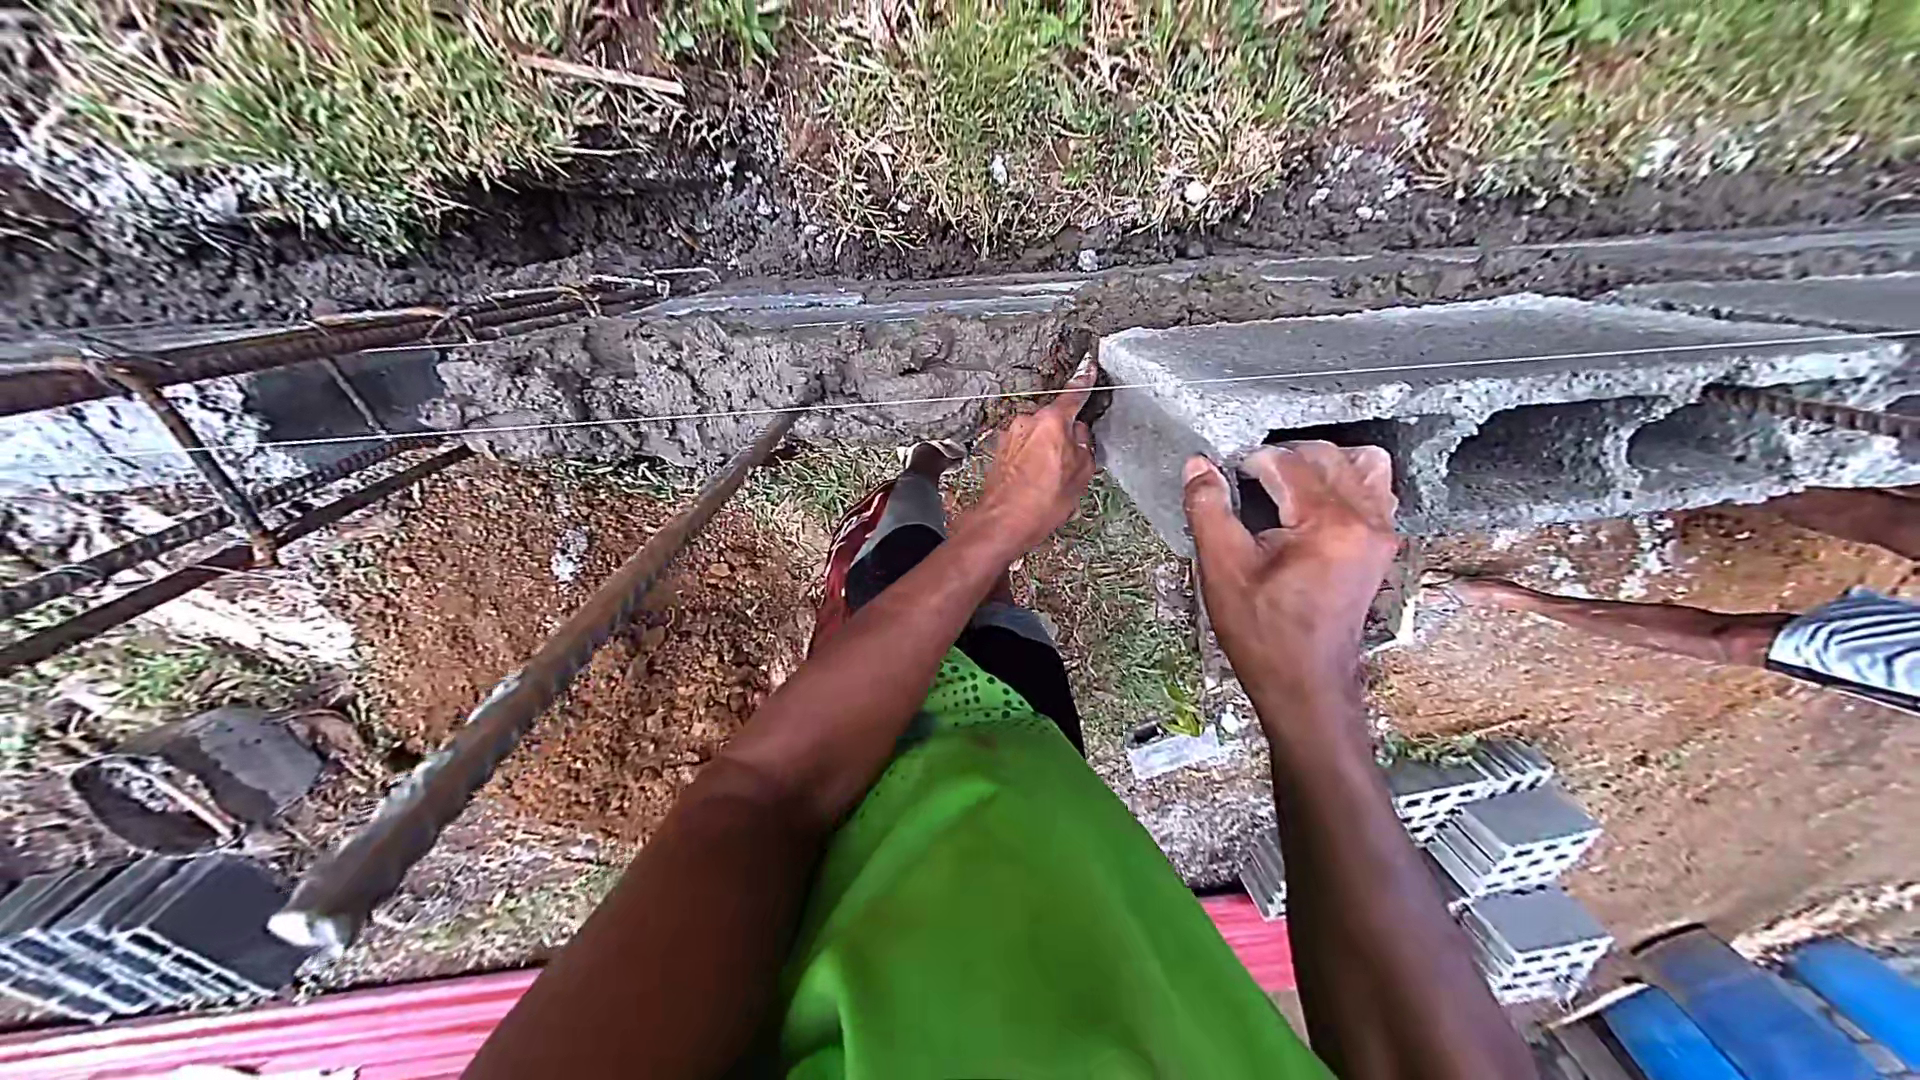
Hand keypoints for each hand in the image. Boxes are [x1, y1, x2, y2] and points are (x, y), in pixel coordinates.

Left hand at [967, 358, 1098, 552]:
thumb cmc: (1038, 504)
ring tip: (1050, 481)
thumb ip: (1084, 445)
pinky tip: (1035, 484)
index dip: (1085, 383)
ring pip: (1038, 436)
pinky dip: (1032, 462)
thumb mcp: (1080, 474)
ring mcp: (1010, 436)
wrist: (1002, 523)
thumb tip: (1079, 435)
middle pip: (1055, 421)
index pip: (1073, 395)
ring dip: (1046, 452)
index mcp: (1051, 421)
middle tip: (1070, 465)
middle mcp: (1027, 422)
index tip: (1089, 369)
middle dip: (1064, 437)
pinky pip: (1024, 450)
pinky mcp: (1000, 451)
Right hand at [1182, 442, 1398, 703]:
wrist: (1303, 680)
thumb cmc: (1262, 631)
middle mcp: (1366, 521)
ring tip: (1283, 482)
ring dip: (1319, 462)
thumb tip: (1198, 466)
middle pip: (1326, 456)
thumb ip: (1207, 508)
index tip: (1225, 477)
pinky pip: (1374, 489)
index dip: (1249, 462)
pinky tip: (1311, 500)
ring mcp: (1381, 533)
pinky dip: (1344, 481)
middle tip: (1246, 478)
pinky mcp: (1381, 545)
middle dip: (1281, 457)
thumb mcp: (1222, 567)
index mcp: (1328, 524)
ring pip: (1361, 464)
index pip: (1287, 463)